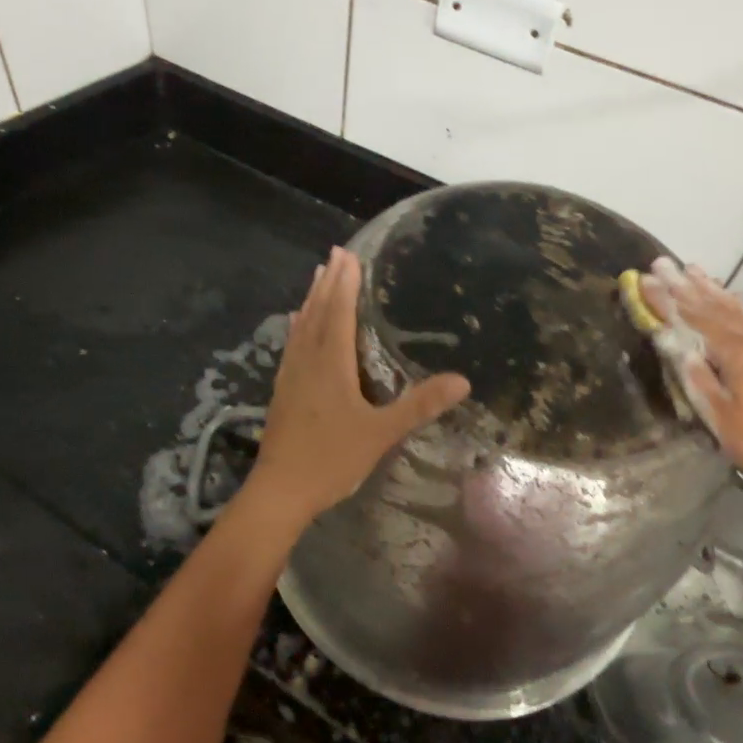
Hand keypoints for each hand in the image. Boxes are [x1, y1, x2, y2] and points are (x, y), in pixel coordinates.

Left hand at [248, 247, 470, 526]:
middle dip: (328, 282)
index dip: (345, 283)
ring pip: (302, 326)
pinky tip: (296, 322)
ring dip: (312, 298)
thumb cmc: (331, 459)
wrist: (279, 491)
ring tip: (317, 274)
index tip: (350, 255)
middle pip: (318, 312)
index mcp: (331, 364)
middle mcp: (308, 361)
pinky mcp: (282, 390)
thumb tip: (462, 381)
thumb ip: (419, 405)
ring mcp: (291, 375)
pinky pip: (292, 344)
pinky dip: (297, 325)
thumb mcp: (381, 433)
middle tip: (336, 252)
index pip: (340, 313)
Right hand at [640, 259, 742, 514]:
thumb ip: (699, 382)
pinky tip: (731, 304)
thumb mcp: (725, 423)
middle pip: (715, 308)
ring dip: (711, 291)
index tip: (645, 278)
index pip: (693, 319)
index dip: (667, 300)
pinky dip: (735, 308)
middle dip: (686, 287)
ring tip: (692, 271)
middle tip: (662, 262)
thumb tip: (679, 350)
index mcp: (740, 353)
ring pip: (737, 312)